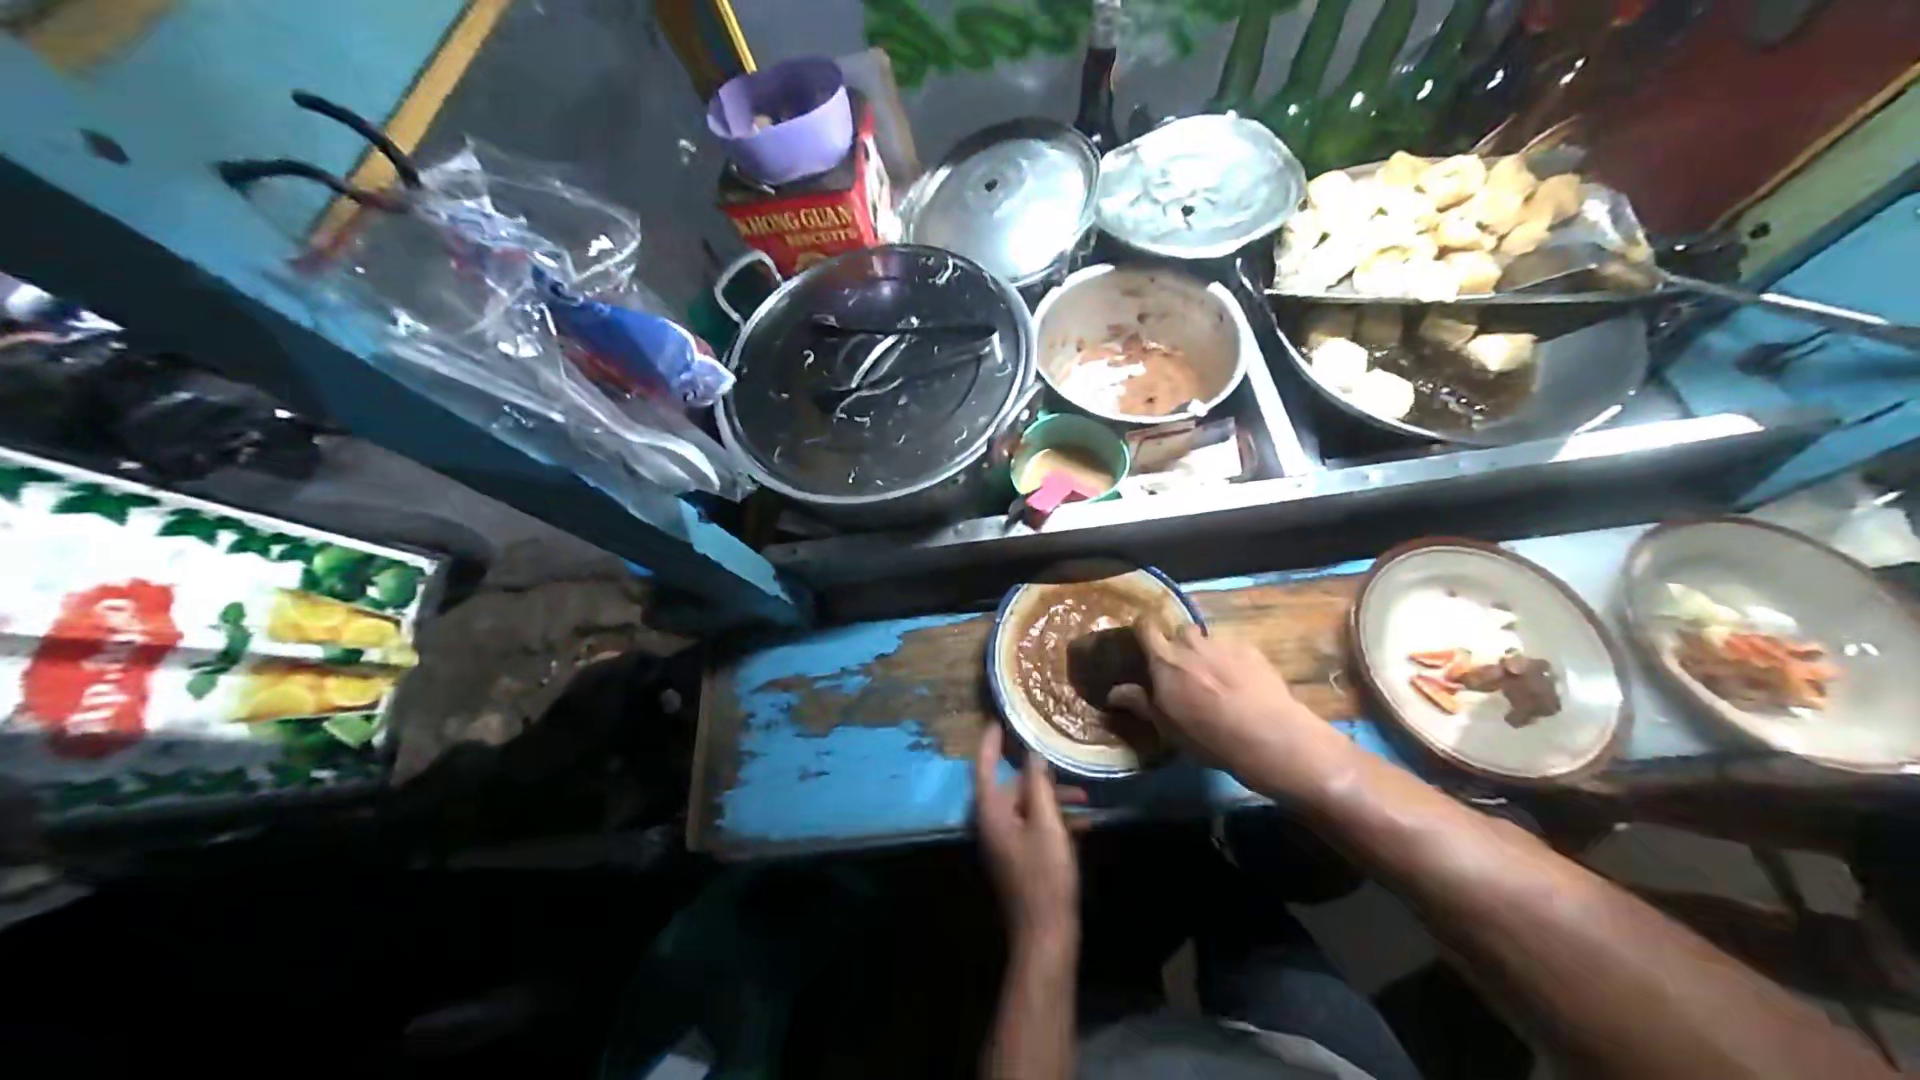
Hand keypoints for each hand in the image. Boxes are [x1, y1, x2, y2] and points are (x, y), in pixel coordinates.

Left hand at [974, 724, 1081, 948]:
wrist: (1045, 934)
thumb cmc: (1045, 876)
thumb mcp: (1046, 824)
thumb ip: (1038, 785)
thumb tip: (1032, 754)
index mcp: (990, 811)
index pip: (983, 765)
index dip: (989, 741)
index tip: (999, 719)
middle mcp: (990, 823)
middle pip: (1009, 786)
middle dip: (1037, 775)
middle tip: (1061, 760)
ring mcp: (1003, 841)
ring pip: (1025, 806)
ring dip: (1051, 798)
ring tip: (1085, 798)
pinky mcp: (1017, 856)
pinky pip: (1032, 826)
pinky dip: (1052, 819)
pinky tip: (1083, 822)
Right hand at [1109, 623, 1352, 797]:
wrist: (1266, 735)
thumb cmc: (1206, 735)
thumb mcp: (1166, 726)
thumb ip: (1140, 703)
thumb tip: (1113, 692)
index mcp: (1164, 659)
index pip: (1145, 627)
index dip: (1143, 631)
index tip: (1144, 643)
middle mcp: (1191, 644)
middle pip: (1180, 632)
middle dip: (1179, 646)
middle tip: (1184, 671)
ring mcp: (1223, 644)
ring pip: (1208, 641)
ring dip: (1207, 654)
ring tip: (1216, 679)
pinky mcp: (1252, 651)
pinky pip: (1234, 650)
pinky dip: (1233, 662)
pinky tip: (1243, 684)